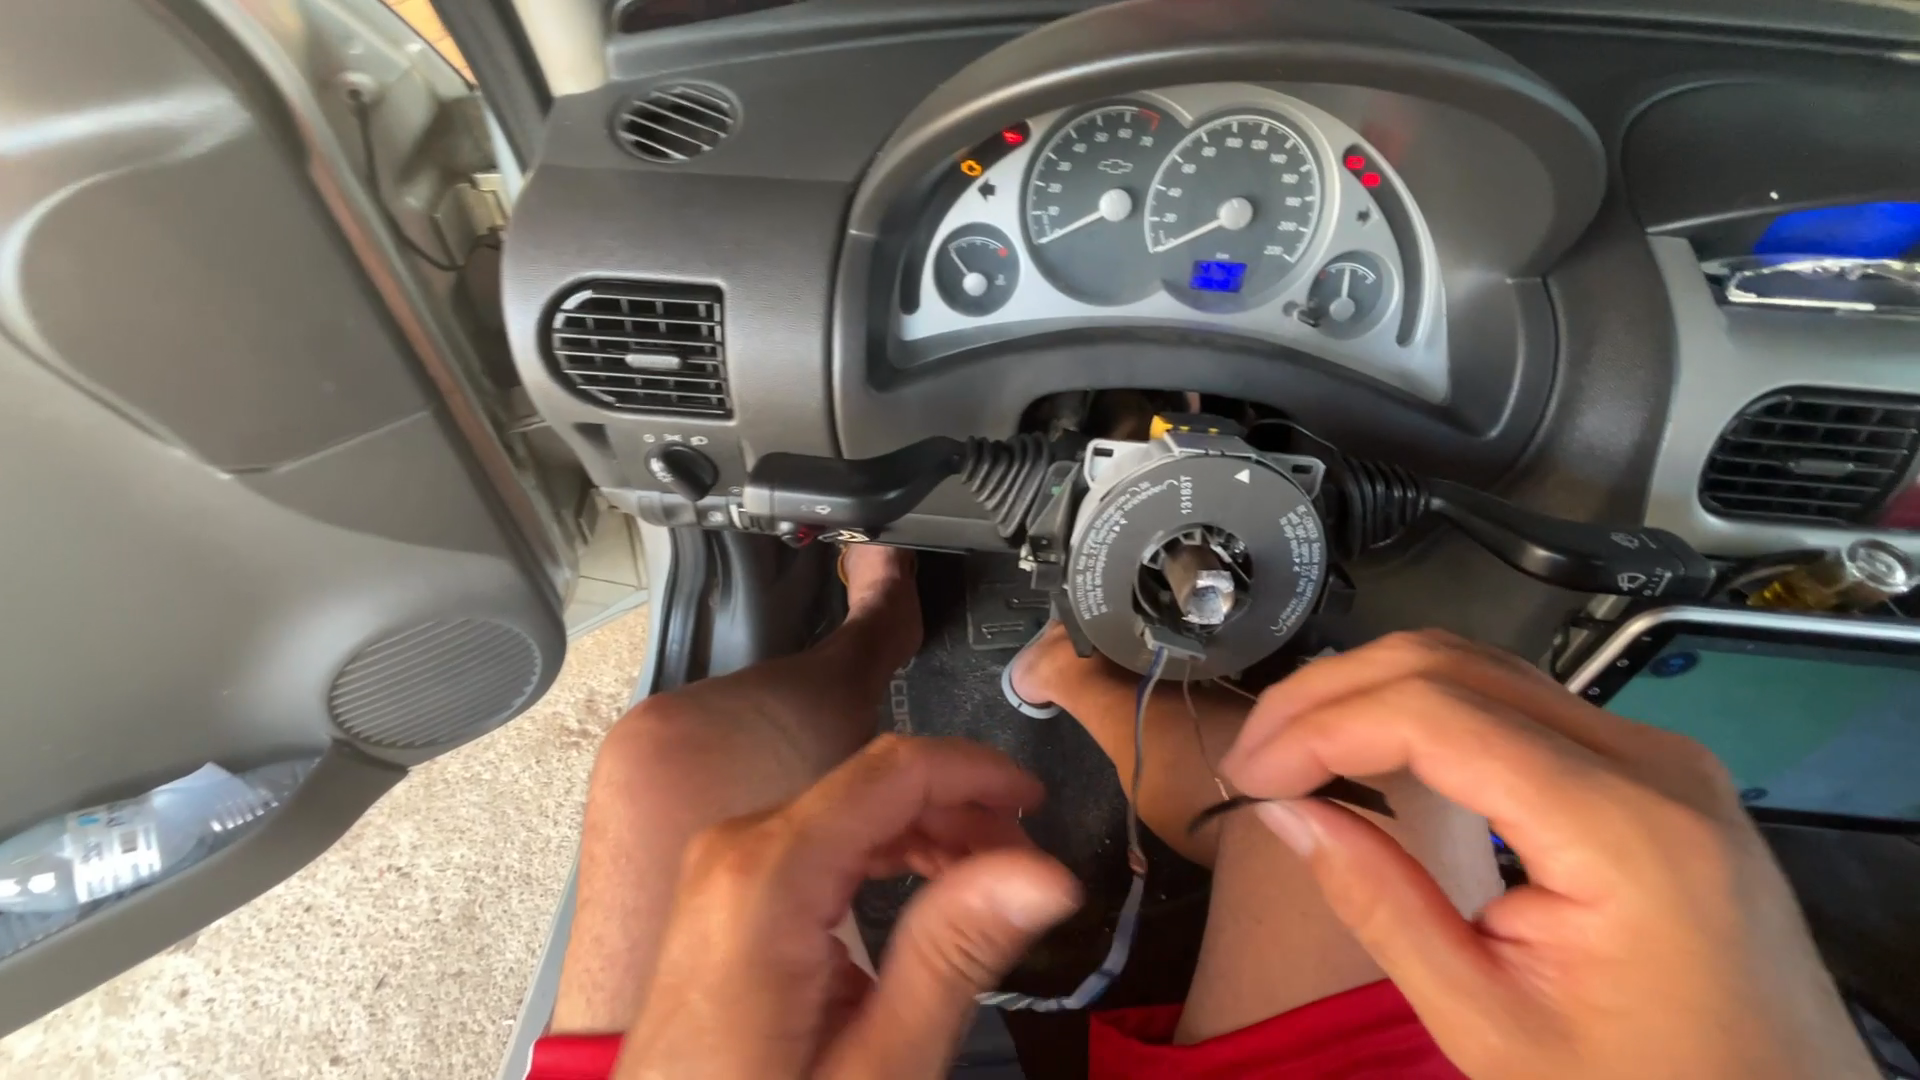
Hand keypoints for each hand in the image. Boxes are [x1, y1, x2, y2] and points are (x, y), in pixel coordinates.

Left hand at [617, 735, 1080, 1079]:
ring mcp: (729, 861)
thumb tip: (1050, 874)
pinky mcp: (731, 885)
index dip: (977, 770)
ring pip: (854, 806)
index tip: (1040, 804)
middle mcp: (741, 843)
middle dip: (960, 810)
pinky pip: (824, 838)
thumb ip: (955, 954)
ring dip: (930, 829)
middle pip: (875, 783)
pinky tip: (927, 885)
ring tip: (988, 879)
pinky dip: (888, 850)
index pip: (894, 770)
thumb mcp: (875, 1067)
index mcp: (770, 873)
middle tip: (1025, 867)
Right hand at [1218, 630, 1874, 1079]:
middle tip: (1254, 753)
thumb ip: (1377, 903)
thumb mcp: (1489, 1024)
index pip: (1430, 714)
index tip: (1249, 775)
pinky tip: (1361, 742)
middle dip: (1322, 695)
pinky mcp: (1628, 757)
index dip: (1318, 727)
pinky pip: (1492, 691)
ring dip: (1357, 690)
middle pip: (1438, 663)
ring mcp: (1643, 747)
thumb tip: (1279, 810)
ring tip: (1290, 746)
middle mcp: (1643, 757)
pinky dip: (1404, 703)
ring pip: (1460, 660)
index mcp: (1622, 828)